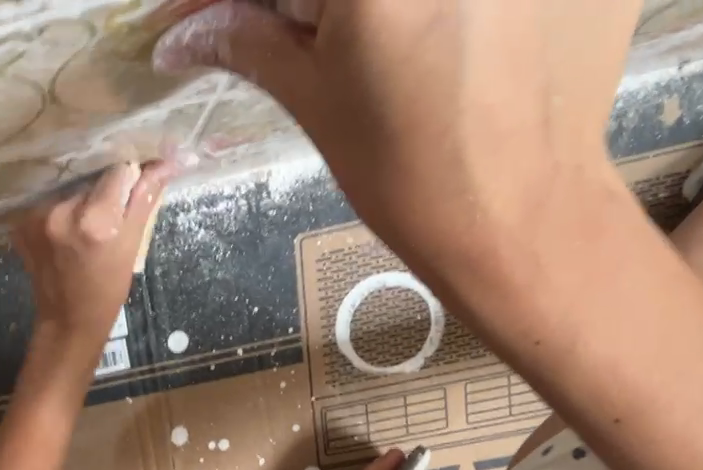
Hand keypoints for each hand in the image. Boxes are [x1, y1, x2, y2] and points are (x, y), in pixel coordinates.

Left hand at [12, 160, 175, 360]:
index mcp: (96, 220)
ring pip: (68, 188)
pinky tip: (65, 233)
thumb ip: (146, 199)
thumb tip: (168, 162)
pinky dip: (59, 211)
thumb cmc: (107, 289)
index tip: (132, 192)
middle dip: (103, 191)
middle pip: (91, 178)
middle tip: (107, 217)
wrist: (67, 322)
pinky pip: (48, 202)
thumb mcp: (132, 246)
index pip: (119, 171)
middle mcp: (62, 212)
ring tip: (84, 227)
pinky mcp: (21, 224)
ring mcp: (36, 218)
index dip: (129, 179)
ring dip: (80, 200)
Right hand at [153, 0, 642, 295]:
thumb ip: (250, 43)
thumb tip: (182, 35)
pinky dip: (440, 4)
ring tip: (359, 43)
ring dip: (356, 11)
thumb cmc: (404, 171)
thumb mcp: (316, 99)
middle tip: (266, 28)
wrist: (521, 216)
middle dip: (295, 5)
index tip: (193, 16)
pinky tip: (439, 35)